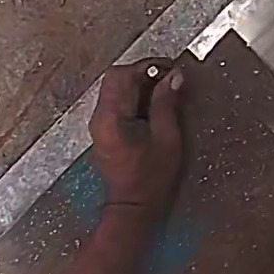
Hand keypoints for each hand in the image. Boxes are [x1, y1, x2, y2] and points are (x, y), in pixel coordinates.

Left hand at [89, 59, 184, 217]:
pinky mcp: (104, 130)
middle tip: (168, 79)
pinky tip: (153, 107)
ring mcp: (99, 124)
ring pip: (115, 88)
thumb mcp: (167, 138)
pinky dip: (135, 97)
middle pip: (115, 78)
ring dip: (139, 84)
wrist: (133, 207)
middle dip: (143, 73)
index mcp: (112, 118)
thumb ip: (167, 104)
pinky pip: (117, 102)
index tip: (170, 69)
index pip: (123, 75)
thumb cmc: (151, 179)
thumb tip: (174, 77)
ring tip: (164, 92)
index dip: (148, 66)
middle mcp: (99, 118)